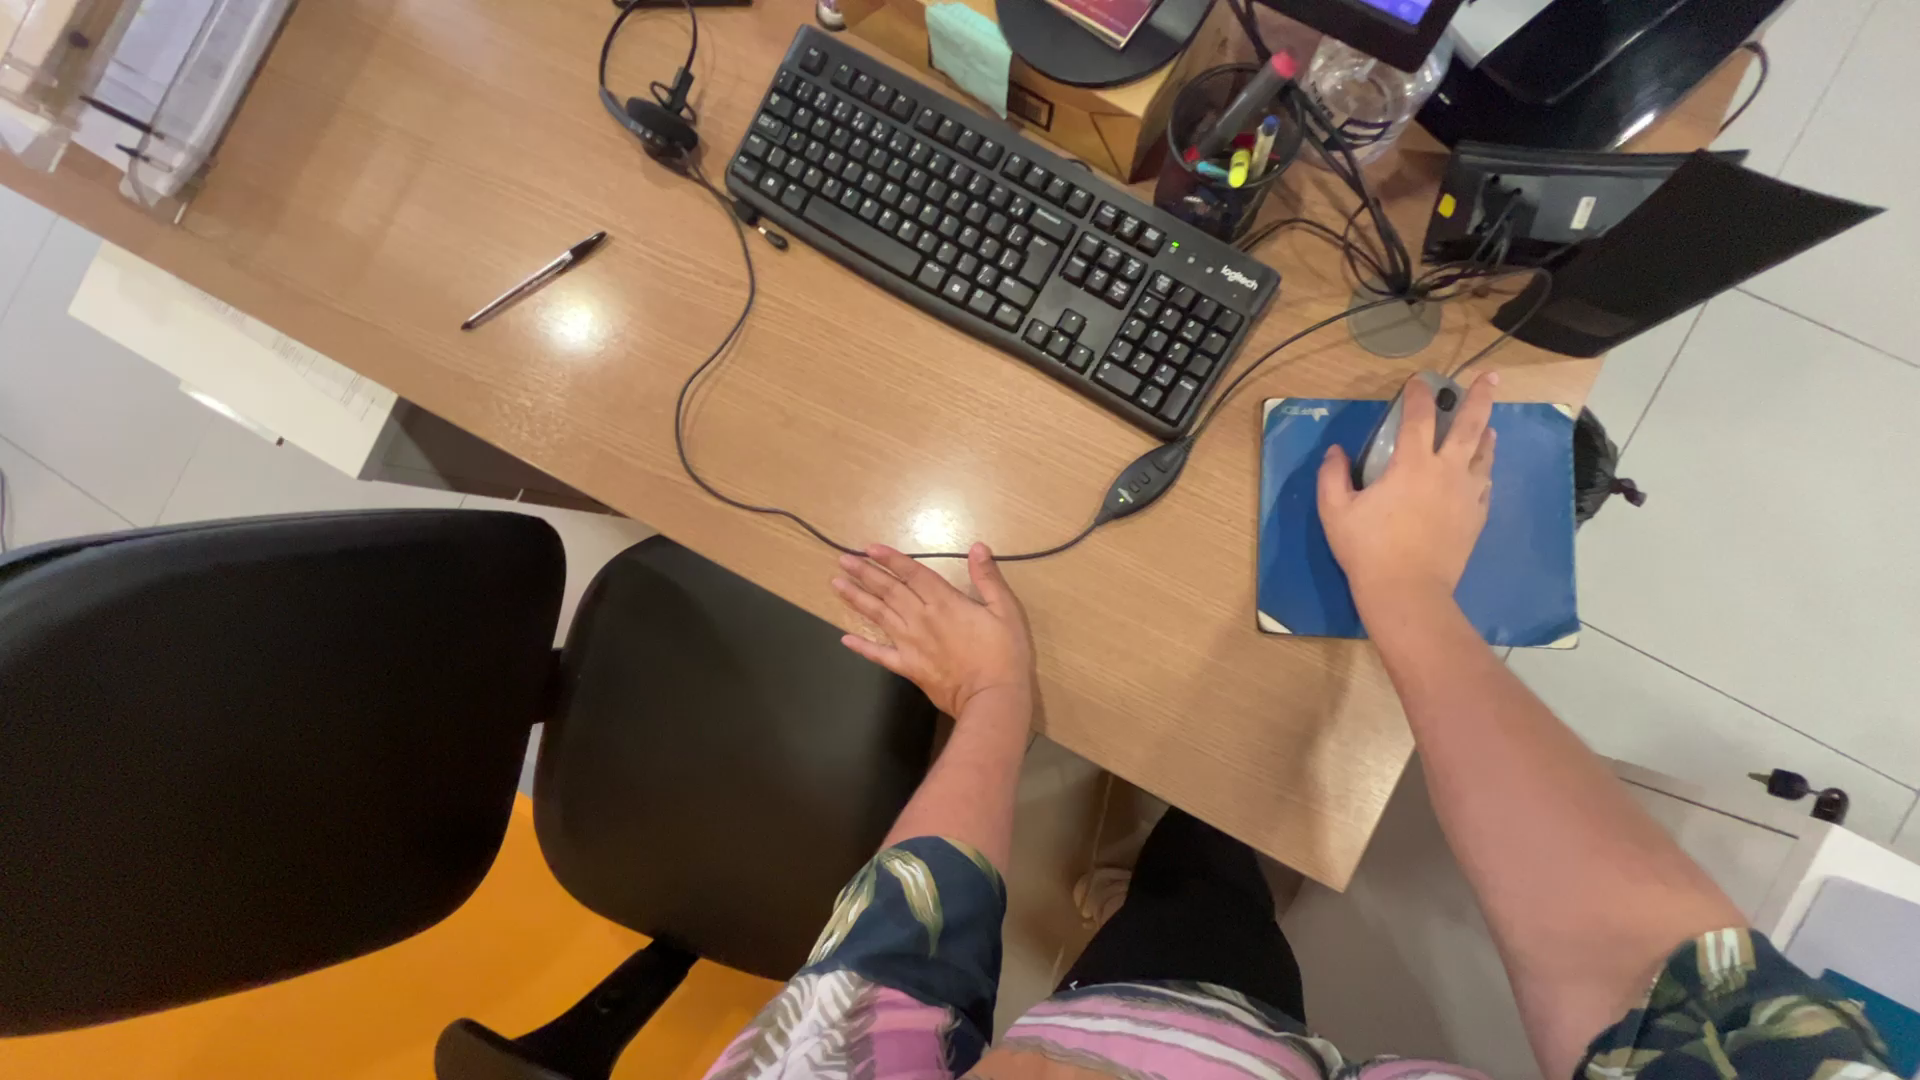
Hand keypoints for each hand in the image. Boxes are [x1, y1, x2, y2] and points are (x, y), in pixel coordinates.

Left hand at [832, 543, 1036, 719]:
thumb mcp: (1005, 610)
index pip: (912, 573)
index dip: (891, 559)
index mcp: (944, 602)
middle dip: (865, 573)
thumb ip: (988, 578)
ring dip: (857, 599)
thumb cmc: (1003, 653)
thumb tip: (977, 547)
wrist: (992, 697)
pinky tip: (845, 638)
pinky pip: (880, 655)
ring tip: (837, 585)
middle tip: (843, 560)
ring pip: (879, 616)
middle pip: (889, 591)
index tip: (869, 547)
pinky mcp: (909, 668)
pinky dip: (862, 647)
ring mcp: (911, 644)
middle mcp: (921, 618)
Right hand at [1318, 371, 1498, 611]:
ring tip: (1489, 423)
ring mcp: (1467, 494)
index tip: (1419, 381)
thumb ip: (1332, 476)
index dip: (1418, 395)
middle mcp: (1447, 471)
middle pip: (1471, 425)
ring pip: (1484, 453)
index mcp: (1411, 465)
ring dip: (1486, 432)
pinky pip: (1485, 483)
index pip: (1419, 418)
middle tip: (1490, 377)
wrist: (1407, 589)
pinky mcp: (1477, 515)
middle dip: (1480, 397)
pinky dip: (1482, 468)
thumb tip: (1336, 452)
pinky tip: (1479, 469)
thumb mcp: (1334, 510)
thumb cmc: (1366, 548)